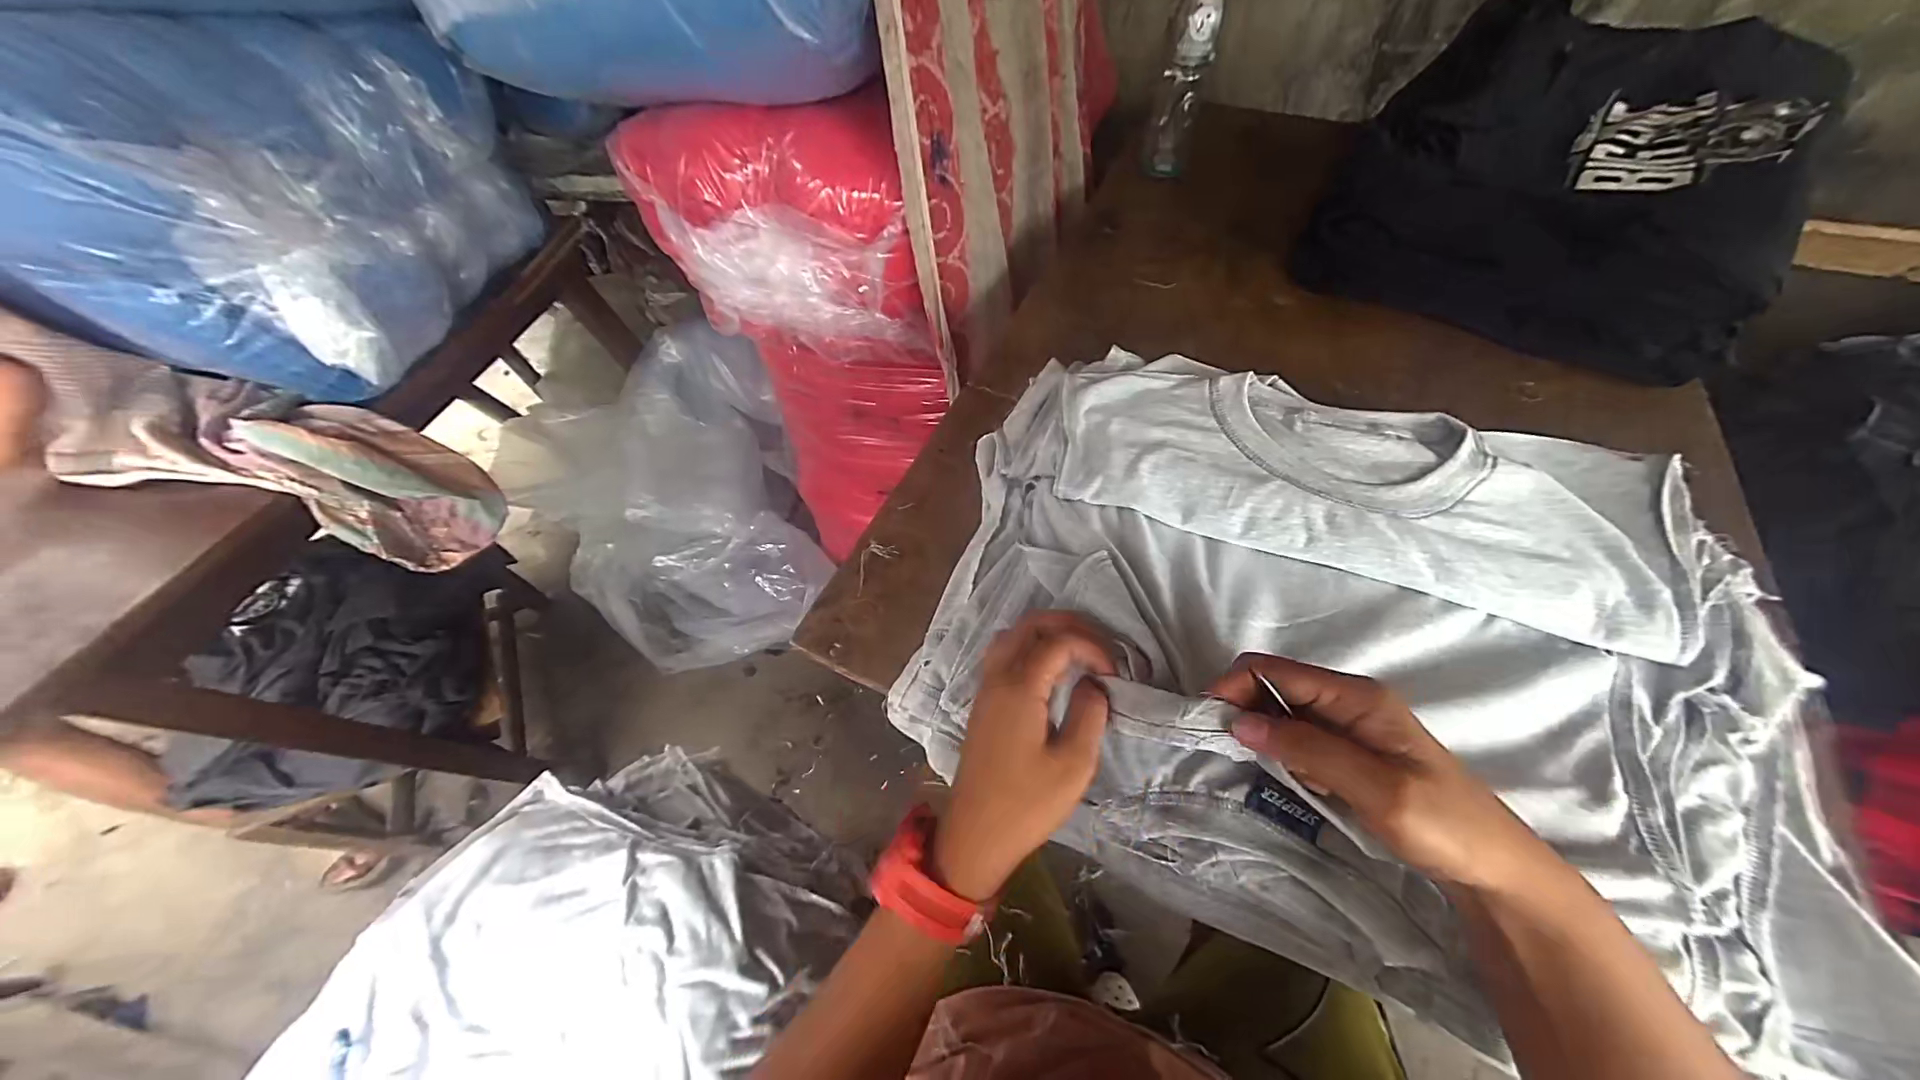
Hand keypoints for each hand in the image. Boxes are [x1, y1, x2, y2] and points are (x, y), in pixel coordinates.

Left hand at [933, 611, 1118, 900]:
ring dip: (1045, 633)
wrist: (976, 833)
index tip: (1113, 673)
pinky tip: (1051, 671)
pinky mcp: (983, 704)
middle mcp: (996, 678)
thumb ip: (1089, 713)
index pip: (1058, 641)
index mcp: (1018, 687)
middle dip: (1067, 624)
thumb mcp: (1074, 763)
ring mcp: (985, 689)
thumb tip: (1093, 683)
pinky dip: (1029, 648)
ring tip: (1078, 651)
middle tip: (1099, 643)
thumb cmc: (1027, 803)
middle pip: (1028, 626)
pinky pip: (1003, 656)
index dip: (1091, 646)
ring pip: (1011, 637)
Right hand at [1209, 654, 1555, 892]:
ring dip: (1261, 731)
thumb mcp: (1375, 788)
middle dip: (1242, 708)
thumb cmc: (1444, 825)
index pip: (1273, 669)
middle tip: (1227, 748)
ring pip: (1281, 710)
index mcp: (1356, 695)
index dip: (1233, 686)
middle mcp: (1348, 699)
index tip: (1208, 723)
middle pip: (1272, 684)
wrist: (1496, 869)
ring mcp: (1348, 724)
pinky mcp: (1347, 748)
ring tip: (1262, 768)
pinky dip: (1281, 750)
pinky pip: (1296, 735)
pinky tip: (1294, 779)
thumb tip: (1240, 722)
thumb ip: (1308, 748)